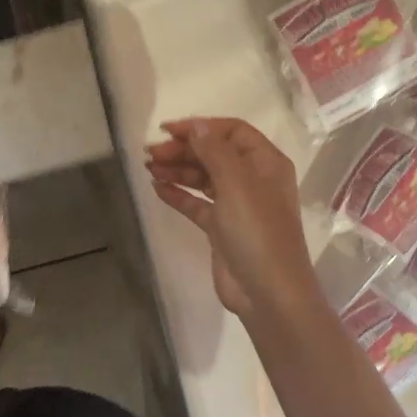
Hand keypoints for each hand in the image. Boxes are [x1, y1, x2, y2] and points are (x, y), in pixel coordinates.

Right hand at [145, 117, 317, 318]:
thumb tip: (196, 125)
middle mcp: (253, 180)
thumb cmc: (257, 232)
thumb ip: (214, 151)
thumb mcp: (237, 184)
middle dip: (183, 150)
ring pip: (203, 178)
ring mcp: (237, 205)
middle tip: (151, 154)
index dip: (200, 127)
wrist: (267, 290)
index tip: (166, 131)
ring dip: (178, 170)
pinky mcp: (221, 229)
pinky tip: (157, 188)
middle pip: (215, 154)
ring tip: (149, 168)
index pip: (232, 132)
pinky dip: (178, 194)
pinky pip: (197, 203)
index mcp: (266, 163)